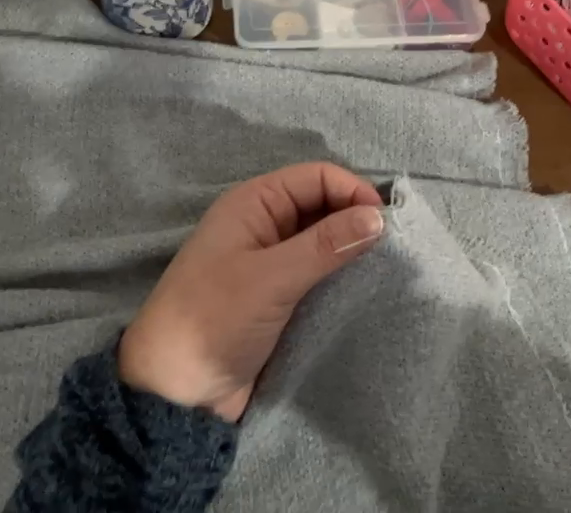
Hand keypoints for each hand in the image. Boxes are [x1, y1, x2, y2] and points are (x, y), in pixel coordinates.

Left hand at [118, 163, 386, 422]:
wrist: (173, 392)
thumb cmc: (213, 320)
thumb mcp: (270, 278)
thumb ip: (324, 245)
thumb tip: (379, 217)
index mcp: (254, 203)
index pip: (316, 178)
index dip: (353, 192)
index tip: (388, 226)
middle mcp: (265, 225)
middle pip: (323, 206)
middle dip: (357, 220)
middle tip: (397, 251)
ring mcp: (271, 262)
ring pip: (324, 242)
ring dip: (352, 251)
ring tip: (391, 271)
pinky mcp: (278, 297)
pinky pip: (318, 275)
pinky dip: (342, 279)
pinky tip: (367, 292)